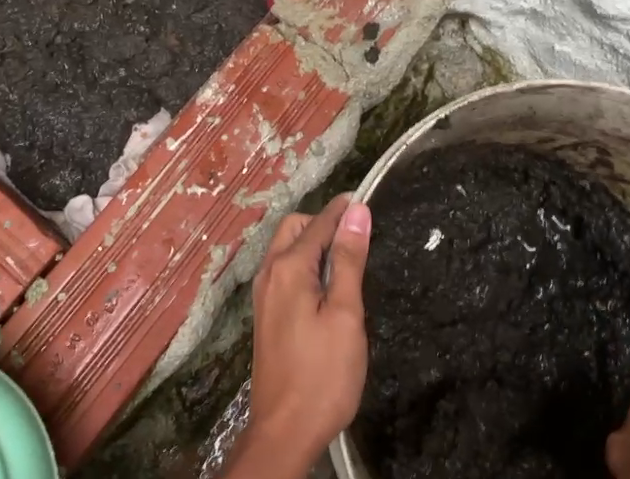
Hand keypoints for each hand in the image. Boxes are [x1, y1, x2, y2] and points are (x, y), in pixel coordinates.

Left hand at [228, 195, 372, 475]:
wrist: (285, 430)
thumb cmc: (323, 374)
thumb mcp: (346, 314)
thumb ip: (349, 260)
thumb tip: (357, 211)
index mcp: (288, 268)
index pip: (318, 222)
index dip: (343, 209)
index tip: (366, 199)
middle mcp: (269, 274)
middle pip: (294, 228)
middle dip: (323, 222)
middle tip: (357, 235)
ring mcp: (264, 296)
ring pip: (287, 249)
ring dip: (313, 243)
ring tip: (347, 259)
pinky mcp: (266, 315)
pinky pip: (284, 272)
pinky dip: (305, 265)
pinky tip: (327, 286)